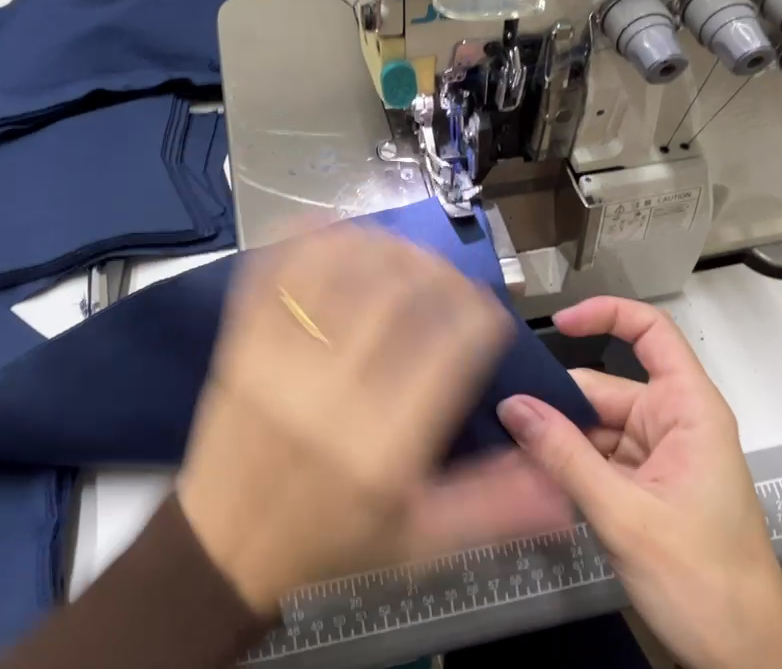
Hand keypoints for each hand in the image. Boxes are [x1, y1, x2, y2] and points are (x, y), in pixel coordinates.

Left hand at [178, 224, 573, 611]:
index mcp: (383, 447)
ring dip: (381, 247)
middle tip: (450, 281)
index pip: (452, 345)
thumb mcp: (418, 544)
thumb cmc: (326, 546)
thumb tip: (559, 482)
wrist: (222, 550)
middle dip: (438, 273)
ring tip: (404, 255)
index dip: (481, 314)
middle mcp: (330, 395)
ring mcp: (277, 363)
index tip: (487, 315)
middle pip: (398, 293)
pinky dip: (307, 240)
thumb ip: (492, 508)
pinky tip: (335, 232)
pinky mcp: (240, 346)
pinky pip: (274, 273)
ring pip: (339, 270)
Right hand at [496, 297, 781, 668]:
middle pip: (604, 390)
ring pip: (594, 428)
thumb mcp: (625, 516)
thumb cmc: (704, 584)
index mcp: (690, 411)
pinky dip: (567, 467)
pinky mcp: (645, 488)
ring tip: (510, 456)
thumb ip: (564, 457)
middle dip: (557, 405)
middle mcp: (674, 424)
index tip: (558, 325)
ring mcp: (658, 457)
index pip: (651, 334)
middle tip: (502, 421)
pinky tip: (533, 479)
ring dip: (557, 442)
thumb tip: (513, 407)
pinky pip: (596, 460)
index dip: (606, 316)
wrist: (744, 660)